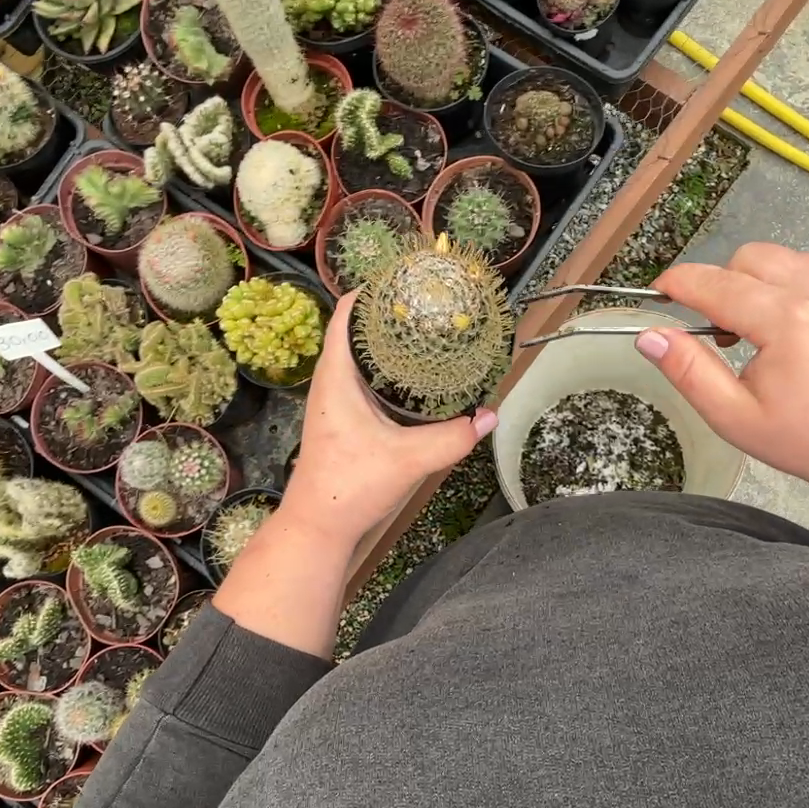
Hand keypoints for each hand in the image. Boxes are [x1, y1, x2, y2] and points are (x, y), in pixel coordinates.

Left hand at [277, 291, 497, 548]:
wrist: (318, 526)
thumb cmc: (349, 487)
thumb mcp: (408, 460)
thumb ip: (452, 438)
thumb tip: (489, 415)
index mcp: (336, 375)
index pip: (348, 312)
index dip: (375, 290)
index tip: (411, 281)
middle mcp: (332, 381)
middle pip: (359, 330)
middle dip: (393, 314)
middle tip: (433, 306)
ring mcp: (336, 401)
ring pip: (364, 357)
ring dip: (391, 343)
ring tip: (431, 333)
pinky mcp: (345, 420)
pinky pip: (368, 379)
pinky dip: (390, 370)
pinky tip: (418, 379)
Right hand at [644, 244, 808, 558]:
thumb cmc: (805, 439)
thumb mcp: (732, 416)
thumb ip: (688, 370)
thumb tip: (651, 336)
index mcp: (787, 322)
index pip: (716, 284)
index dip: (681, 283)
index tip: (663, 289)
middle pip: (752, 257)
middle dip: (729, 286)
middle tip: (731, 333)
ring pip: (791, 259)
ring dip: (770, 288)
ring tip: (776, 335)